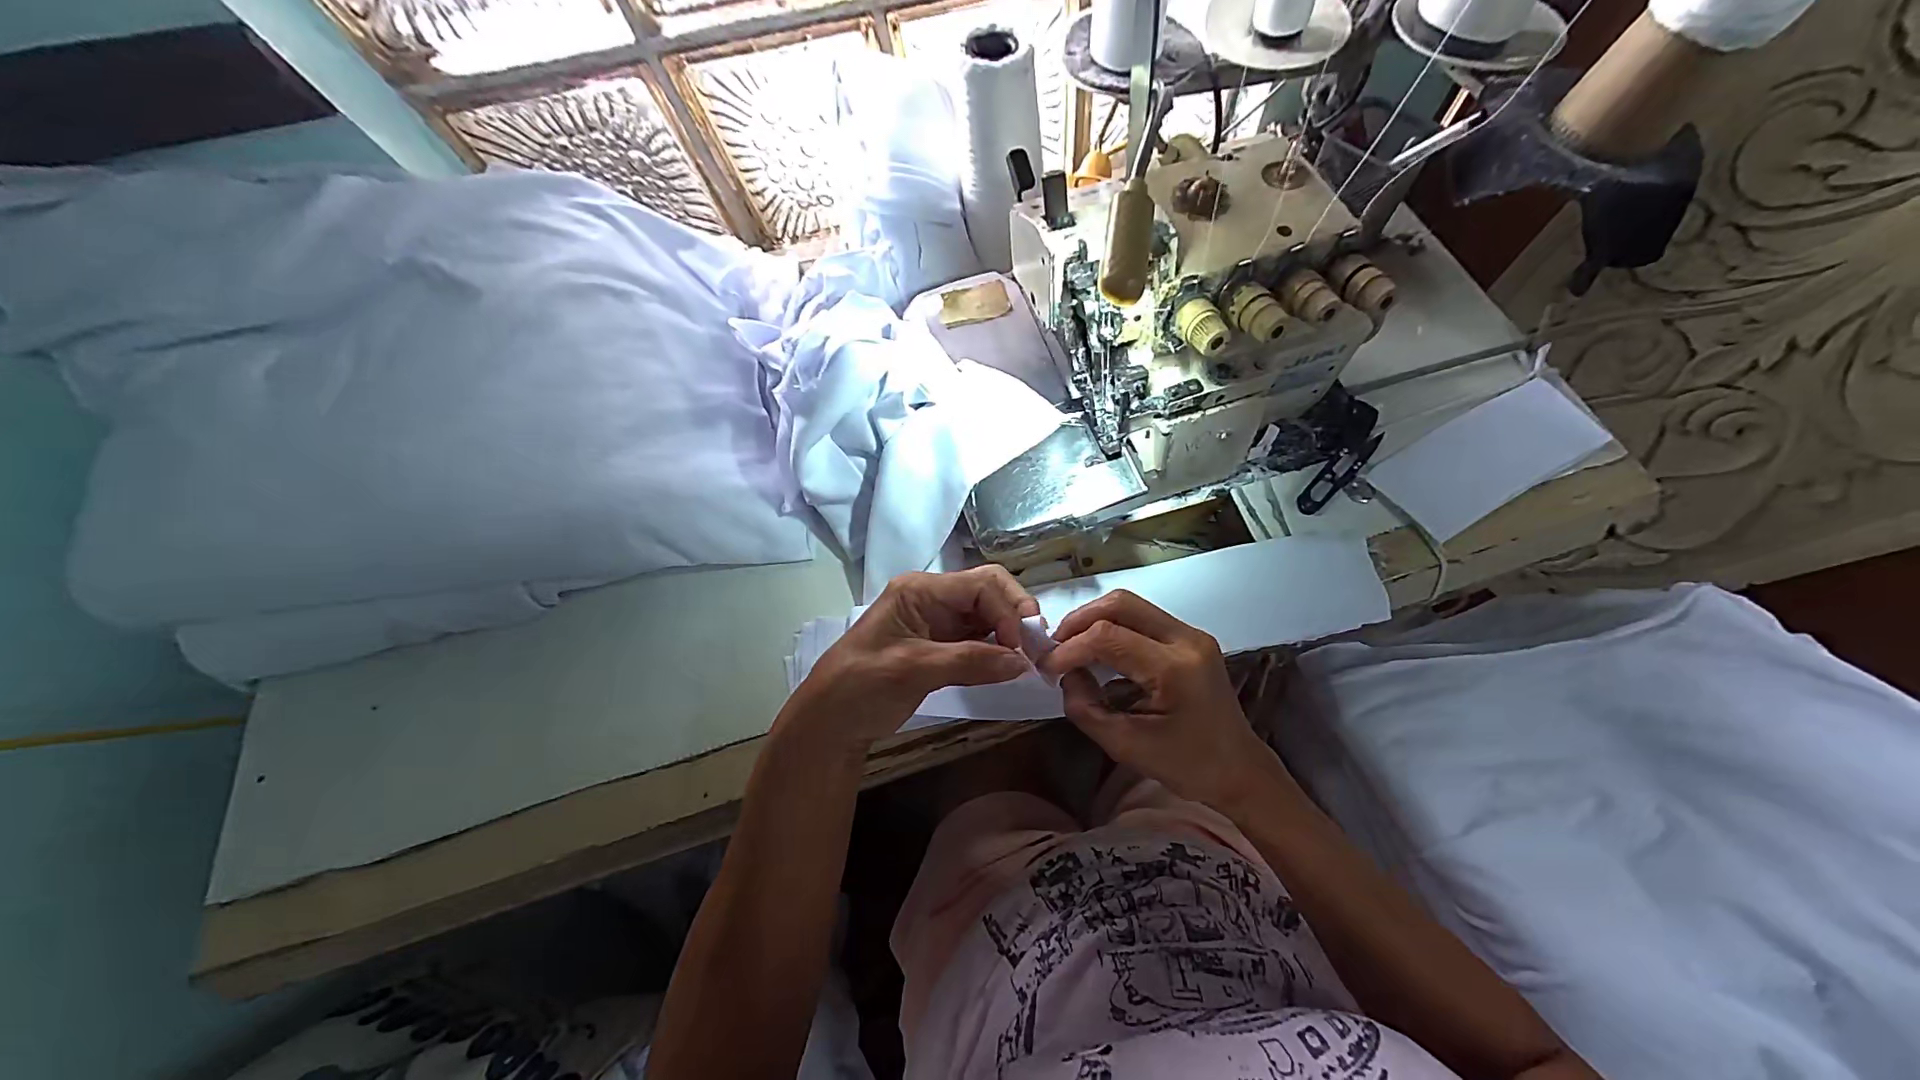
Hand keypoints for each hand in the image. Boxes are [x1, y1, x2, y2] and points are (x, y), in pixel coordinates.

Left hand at [782, 566, 1040, 749]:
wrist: (830, 722)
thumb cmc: (860, 686)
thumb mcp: (912, 669)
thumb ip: (968, 661)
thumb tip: (1021, 662)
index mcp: (919, 590)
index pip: (980, 584)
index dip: (1009, 609)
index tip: (1022, 646)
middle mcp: (932, 599)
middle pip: (989, 594)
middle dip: (1015, 617)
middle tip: (1034, 651)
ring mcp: (938, 623)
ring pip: (988, 617)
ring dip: (1010, 635)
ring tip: (1029, 662)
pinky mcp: (942, 647)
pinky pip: (980, 640)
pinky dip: (998, 652)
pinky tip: (1010, 668)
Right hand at [1039, 590, 1276, 811]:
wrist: (1239, 770)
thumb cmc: (1186, 765)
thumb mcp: (1124, 745)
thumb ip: (1085, 707)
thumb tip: (1066, 674)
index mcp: (1174, 668)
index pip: (1107, 637)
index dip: (1069, 648)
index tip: (1046, 668)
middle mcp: (1186, 640)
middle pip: (1120, 604)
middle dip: (1079, 622)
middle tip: (1055, 648)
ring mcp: (1191, 635)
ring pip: (1130, 605)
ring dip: (1094, 621)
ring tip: (1072, 649)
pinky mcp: (1189, 639)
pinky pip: (1142, 618)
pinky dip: (1112, 628)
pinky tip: (1098, 652)